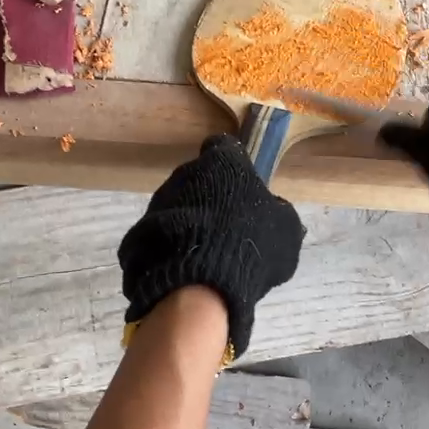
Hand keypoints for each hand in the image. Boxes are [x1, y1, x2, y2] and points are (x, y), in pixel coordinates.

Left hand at [118, 135, 305, 362]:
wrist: (198, 281)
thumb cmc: (250, 243)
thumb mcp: (285, 230)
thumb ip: (279, 213)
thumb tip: (275, 211)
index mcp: (223, 162)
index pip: (223, 146)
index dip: (231, 162)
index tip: (240, 183)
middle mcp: (188, 171)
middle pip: (199, 177)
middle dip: (209, 195)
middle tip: (225, 225)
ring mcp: (161, 200)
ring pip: (179, 203)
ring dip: (190, 220)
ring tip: (203, 251)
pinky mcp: (142, 228)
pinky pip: (162, 232)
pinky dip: (171, 243)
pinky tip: (185, 265)